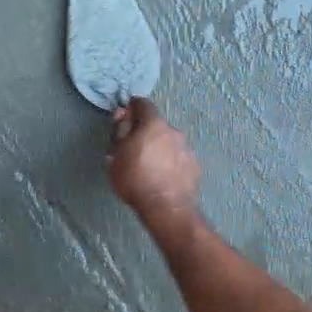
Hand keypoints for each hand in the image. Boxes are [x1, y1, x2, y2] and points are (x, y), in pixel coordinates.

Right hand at [109, 99, 202, 231]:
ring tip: (150, 167)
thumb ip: (119, 131)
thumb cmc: (135, 180)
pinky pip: (179, 158)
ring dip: (160, 148)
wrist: (166, 208)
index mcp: (154, 124)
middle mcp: (174, 131)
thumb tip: (123, 115)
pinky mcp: (195, 166)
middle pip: (157, 125)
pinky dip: (171, 162)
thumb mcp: (115, 156)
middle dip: (145, 132)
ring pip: (169, 142)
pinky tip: (163, 176)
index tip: (124, 118)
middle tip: (134, 149)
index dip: (132, 108)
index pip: (143, 104)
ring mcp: (187, 148)